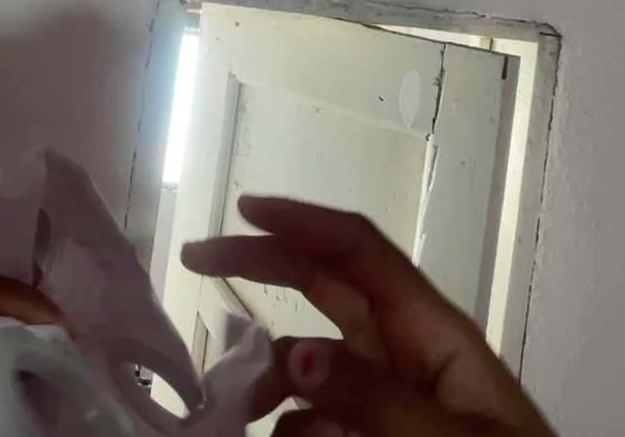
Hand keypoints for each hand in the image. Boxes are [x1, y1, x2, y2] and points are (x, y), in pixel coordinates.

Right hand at [181, 196, 555, 435]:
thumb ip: (374, 400)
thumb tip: (294, 355)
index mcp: (429, 328)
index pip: (358, 249)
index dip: (302, 218)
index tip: (244, 209)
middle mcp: (400, 347)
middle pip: (321, 281)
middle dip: (260, 262)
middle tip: (195, 257)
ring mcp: (384, 392)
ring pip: (307, 358)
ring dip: (269, 378)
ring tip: (238, 412)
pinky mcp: (368, 432)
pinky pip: (314, 415)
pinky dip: (289, 427)